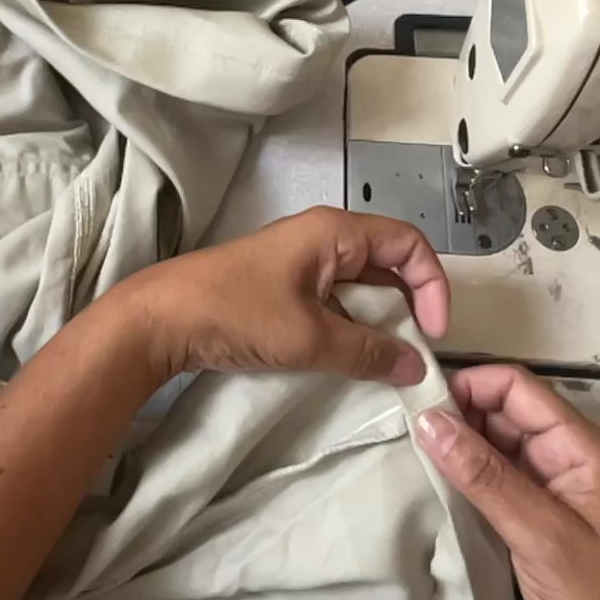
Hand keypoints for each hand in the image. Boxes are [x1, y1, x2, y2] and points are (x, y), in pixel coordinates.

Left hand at [110, 206, 448, 385]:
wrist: (164, 317)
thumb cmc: (239, 312)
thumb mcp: (310, 337)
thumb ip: (369, 352)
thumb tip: (416, 367)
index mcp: (334, 232)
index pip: (407, 243)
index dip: (432, 284)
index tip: (434, 333)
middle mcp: (323, 238)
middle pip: (388, 263)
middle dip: (409, 307)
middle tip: (413, 355)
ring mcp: (302, 261)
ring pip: (362, 286)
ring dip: (379, 321)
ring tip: (385, 364)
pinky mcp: (285, 285)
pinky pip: (336, 299)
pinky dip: (351, 326)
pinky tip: (351, 358)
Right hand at [416, 365, 599, 599]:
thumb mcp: (544, 536)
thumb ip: (486, 476)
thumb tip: (429, 419)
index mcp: (580, 447)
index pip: (517, 387)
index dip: (471, 384)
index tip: (422, 403)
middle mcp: (563, 457)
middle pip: (501, 410)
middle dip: (457, 413)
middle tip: (409, 429)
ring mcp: (547, 488)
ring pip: (491, 443)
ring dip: (456, 444)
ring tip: (414, 451)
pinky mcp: (531, 517)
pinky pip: (490, 478)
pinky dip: (462, 475)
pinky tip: (435, 481)